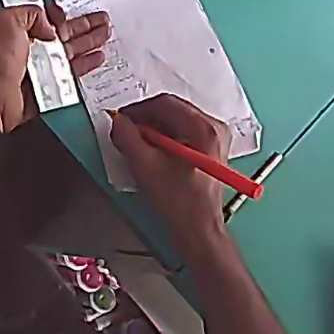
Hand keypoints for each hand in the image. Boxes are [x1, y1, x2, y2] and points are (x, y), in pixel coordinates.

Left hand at [0, 3, 111, 131]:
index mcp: (18, 30)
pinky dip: (85, 65)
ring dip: (90, 42)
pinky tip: (98, 58)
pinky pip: (70, 74)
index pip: (46, 18)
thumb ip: (31, 13)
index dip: (62, 14)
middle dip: (85, 26)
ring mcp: (39, 68)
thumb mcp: (8, 21)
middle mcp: (29, 48)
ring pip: (71, 52)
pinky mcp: (47, 87)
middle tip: (104, 20)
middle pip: (64, 34)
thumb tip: (50, 26)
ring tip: (107, 35)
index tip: (77, 10)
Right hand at [111, 94, 231, 244]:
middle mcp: (214, 128)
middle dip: (146, 118)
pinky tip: (152, 151)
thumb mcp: (145, 166)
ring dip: (154, 128)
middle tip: (125, 130)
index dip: (138, 109)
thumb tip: (118, 121)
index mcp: (204, 128)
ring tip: (136, 142)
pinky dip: (165, 137)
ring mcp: (215, 138)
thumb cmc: (178, 201)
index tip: (120, 118)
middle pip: (173, 109)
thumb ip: (128, 138)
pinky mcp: (211, 149)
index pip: (165, 103)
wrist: (199, 229)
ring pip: (177, 120)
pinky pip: (183, 132)